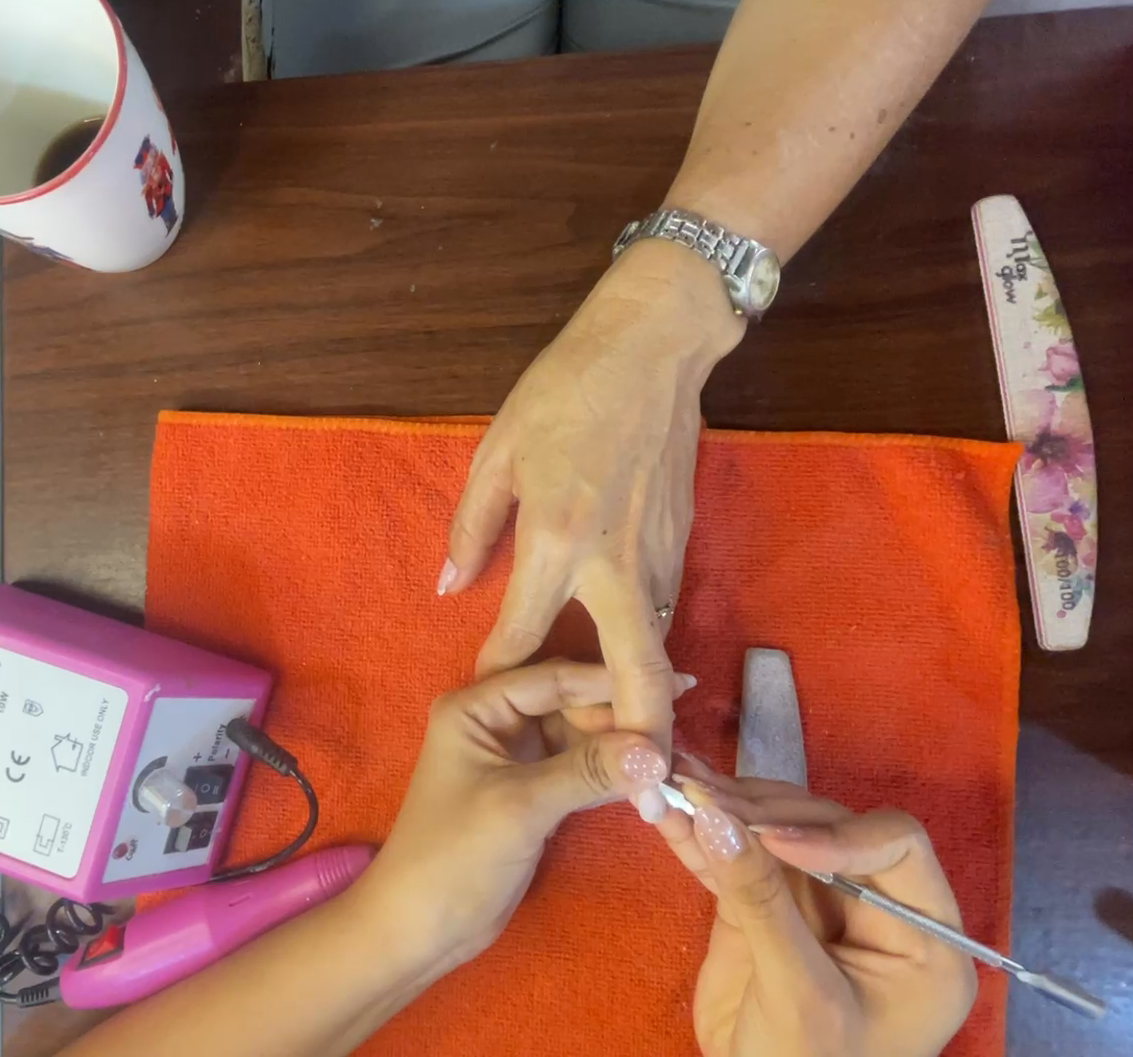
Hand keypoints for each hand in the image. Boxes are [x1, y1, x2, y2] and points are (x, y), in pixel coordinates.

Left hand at [348, 661, 685, 973]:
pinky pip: (576, 766)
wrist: (420, 927)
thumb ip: (586, 772)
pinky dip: (608, 772)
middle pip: (567, 703)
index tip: (671, 684)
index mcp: (475, 706)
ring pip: (576, 734)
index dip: (609, 682)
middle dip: (617, 716)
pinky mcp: (529, 787)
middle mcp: (493, 719)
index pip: (551, 679)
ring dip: (618, 745)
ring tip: (675, 750)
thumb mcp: (521, 808)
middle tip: (678, 727)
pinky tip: (649, 776)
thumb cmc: (455, 857)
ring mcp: (512, 754)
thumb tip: (655, 749)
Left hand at [442, 245, 742, 778]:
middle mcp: (614, 565)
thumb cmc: (561, 397)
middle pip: (633, 674)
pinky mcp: (682, 543)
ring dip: (640, 694)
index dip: (501, 675)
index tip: (490, 704)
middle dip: (631, 734)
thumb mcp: (497, 456)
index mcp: (556, 542)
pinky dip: (646, 645)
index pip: (522, 634)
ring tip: (612, 731)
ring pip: (654, 647)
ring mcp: (658, 558)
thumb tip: (450, 587)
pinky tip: (624, 654)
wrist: (649, 352)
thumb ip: (472, 530)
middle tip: (628, 780)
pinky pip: (661, 611)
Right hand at [657, 761, 976, 1056]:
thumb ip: (760, 903)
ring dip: (718, 807)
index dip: (834, 832)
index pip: (894, 848)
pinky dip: (694, 832)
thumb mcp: (797, 995)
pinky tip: (663, 810)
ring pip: (767, 828)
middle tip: (697, 797)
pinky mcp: (756, 899)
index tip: (770, 838)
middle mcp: (867, 904)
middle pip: (818, 824)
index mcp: (917, 936)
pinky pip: (727, 852)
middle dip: (758, 811)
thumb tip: (712, 816)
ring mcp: (808, 898)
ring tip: (673, 786)